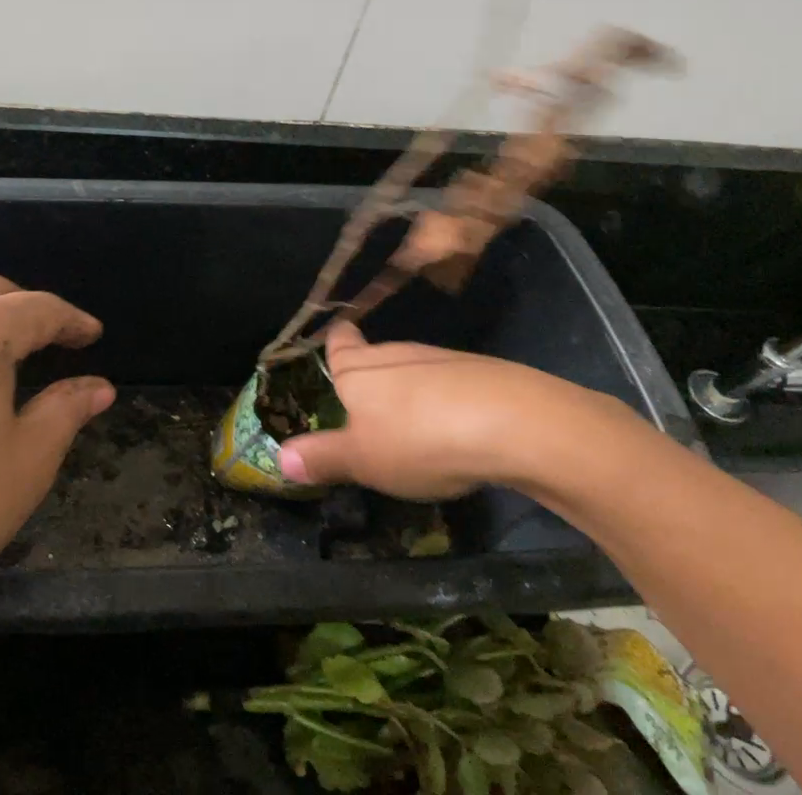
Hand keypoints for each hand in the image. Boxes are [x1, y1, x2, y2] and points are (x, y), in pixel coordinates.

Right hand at [276, 321, 642, 499]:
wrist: (519, 424)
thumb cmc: (420, 439)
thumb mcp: (362, 460)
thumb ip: (323, 457)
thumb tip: (282, 457)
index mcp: (359, 370)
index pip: (339, 344)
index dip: (335, 343)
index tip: (335, 342)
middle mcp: (399, 354)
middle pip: (376, 357)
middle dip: (369, 377)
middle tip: (363, 407)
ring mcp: (445, 360)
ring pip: (416, 371)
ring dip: (410, 393)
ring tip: (409, 427)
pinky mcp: (486, 374)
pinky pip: (454, 386)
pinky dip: (448, 404)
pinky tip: (455, 433)